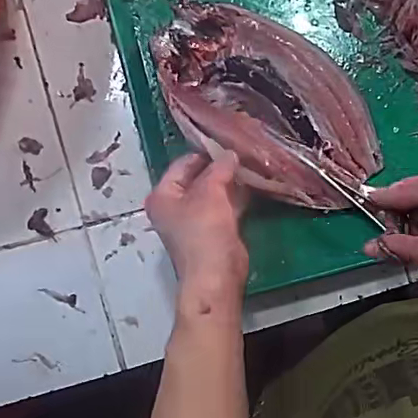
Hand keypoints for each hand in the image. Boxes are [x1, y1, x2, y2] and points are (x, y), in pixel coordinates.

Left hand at [146, 153, 248, 293]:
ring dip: (231, 182)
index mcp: (163, 196)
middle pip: (199, 178)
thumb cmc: (204, 232)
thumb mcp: (210, 193)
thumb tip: (230, 154)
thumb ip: (220, 169)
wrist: (216, 275)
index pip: (182, 164)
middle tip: (244, 152)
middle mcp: (176, 206)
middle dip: (221, 167)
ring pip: (215, 193)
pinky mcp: (215, 231)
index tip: (228, 142)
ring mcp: (196, 220)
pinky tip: (253, 186)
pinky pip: (226, 207)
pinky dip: (237, 197)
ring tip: (252, 165)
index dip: (205, 153)